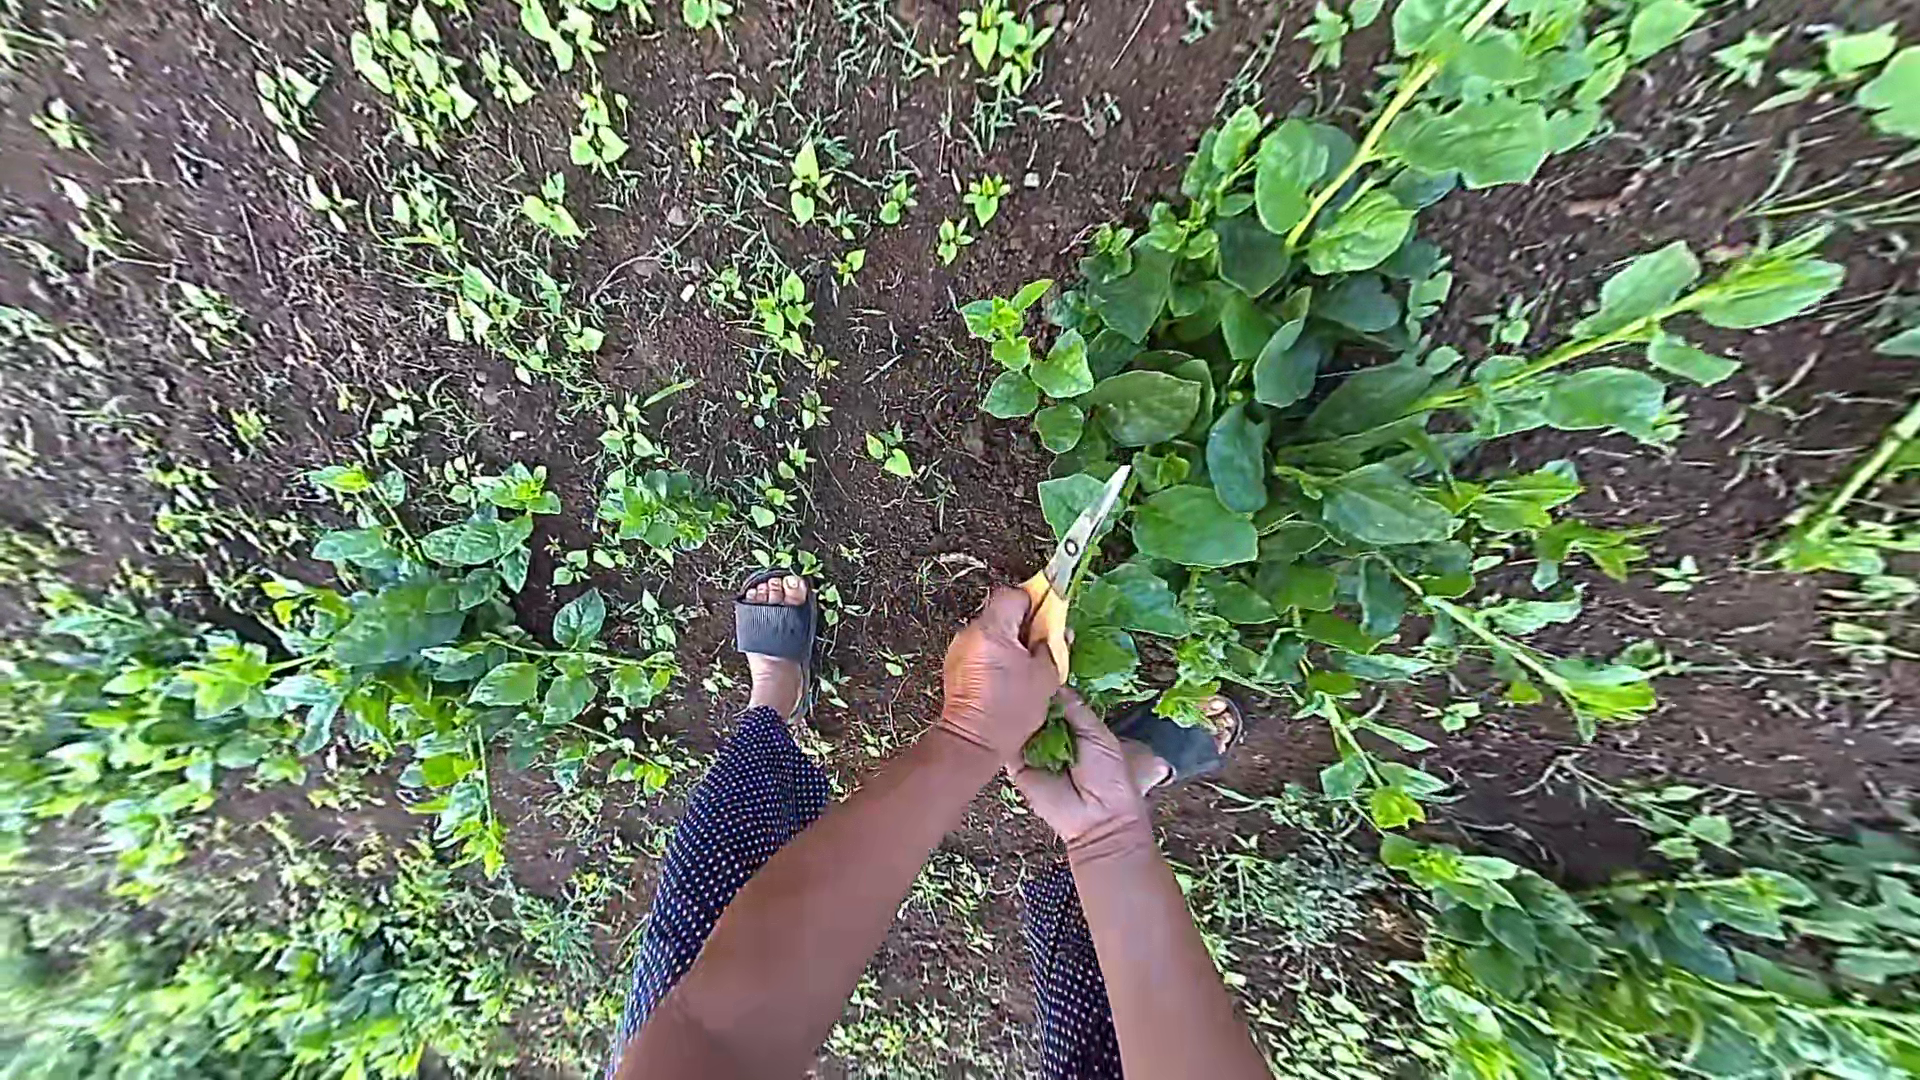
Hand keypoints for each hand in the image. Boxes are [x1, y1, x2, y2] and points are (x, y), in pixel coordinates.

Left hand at [936, 587, 1061, 758]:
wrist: (972, 742)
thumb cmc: (1010, 710)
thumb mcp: (1044, 677)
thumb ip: (1053, 646)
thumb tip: (1060, 629)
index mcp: (992, 629)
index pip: (1013, 594)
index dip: (1033, 602)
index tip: (1047, 619)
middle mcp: (970, 632)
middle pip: (1000, 611)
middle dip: (1022, 624)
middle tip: (1039, 645)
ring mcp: (958, 648)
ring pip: (990, 630)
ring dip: (1008, 640)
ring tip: (1023, 665)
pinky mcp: (954, 664)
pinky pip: (979, 647)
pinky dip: (994, 654)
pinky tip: (1005, 676)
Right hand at [1010, 689, 1152, 861]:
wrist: (1099, 819)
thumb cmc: (1108, 775)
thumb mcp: (1097, 732)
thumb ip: (1075, 707)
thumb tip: (1056, 682)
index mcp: (1071, 725)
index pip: (1054, 699)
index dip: (1046, 685)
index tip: (1034, 663)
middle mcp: (1049, 734)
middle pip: (1034, 708)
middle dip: (1027, 694)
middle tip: (1016, 672)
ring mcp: (1031, 749)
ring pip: (1018, 722)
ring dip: (1013, 709)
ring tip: (1004, 688)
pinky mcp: (1016, 765)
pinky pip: (1006, 743)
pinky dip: (1003, 730)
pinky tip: (998, 712)